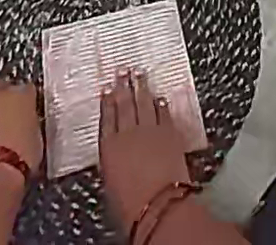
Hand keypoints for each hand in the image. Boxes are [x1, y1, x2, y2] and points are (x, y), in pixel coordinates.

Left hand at [0, 83, 43, 183]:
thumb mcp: (37, 141)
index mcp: (23, 94)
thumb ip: (32, 126)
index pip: (28, 90)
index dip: (28, 103)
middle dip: (4, 103)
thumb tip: (29, 129)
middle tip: (9, 121)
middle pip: (3, 90)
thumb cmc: (18, 160)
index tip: (28, 114)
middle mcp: (0, 94)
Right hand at [99, 71, 194, 229]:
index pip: (106, 117)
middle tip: (122, 69)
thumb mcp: (112, 184)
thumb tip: (117, 153)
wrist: (158, 205)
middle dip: (123, 85)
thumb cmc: (131, 206)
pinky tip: (159, 96)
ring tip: (139, 73)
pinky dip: (160, 103)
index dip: (107, 101)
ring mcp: (149, 129)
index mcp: (110, 147)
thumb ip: (113, 161)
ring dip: (141, 86)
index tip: (107, 88)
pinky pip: (163, 111)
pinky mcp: (168, 131)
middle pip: (124, 104)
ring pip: (143, 101)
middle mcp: (128, 133)